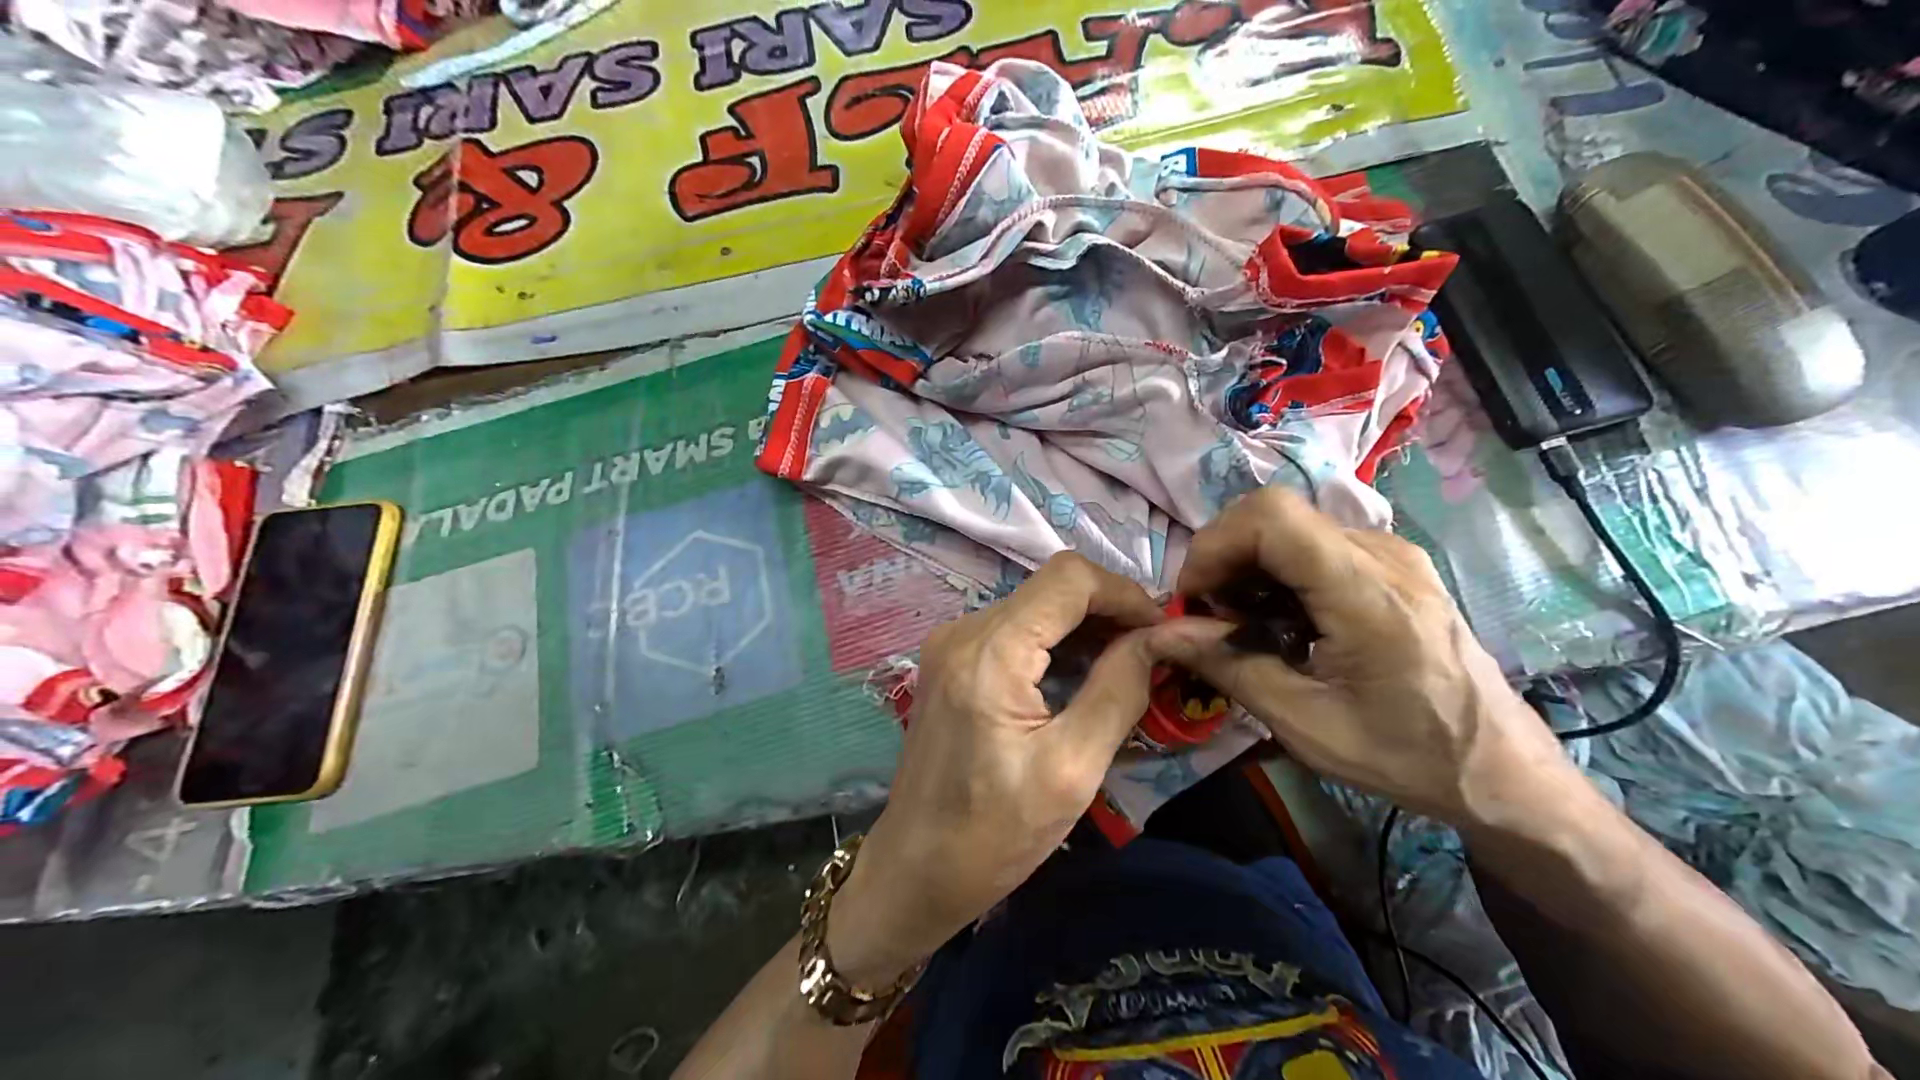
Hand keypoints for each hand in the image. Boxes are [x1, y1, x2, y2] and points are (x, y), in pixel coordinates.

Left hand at [826, 553, 1165, 986]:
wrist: (915, 870)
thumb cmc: (993, 835)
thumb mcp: (1071, 770)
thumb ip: (1119, 690)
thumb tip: (1164, 636)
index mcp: (989, 652)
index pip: (1069, 578)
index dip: (1124, 593)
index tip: (1163, 630)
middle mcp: (963, 630)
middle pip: (1052, 588)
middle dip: (1110, 610)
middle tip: (1155, 652)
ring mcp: (951, 643)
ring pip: (1035, 605)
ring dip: (1085, 627)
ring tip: (1129, 666)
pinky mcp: (951, 662)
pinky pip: (1014, 630)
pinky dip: (1056, 642)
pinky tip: (1083, 675)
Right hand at [1149, 487, 1569, 826]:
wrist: (1501, 769)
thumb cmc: (1405, 754)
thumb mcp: (1305, 724)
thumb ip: (1229, 667)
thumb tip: (1159, 633)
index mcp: (1367, 594)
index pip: (1272, 517)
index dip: (1215, 545)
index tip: (1195, 600)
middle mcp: (1383, 555)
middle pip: (1274, 513)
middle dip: (1222, 556)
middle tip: (1210, 616)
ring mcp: (1392, 554)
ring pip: (1290, 525)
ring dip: (1247, 563)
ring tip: (1242, 623)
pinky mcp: (1393, 564)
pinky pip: (1314, 543)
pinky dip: (1276, 570)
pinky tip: (1279, 618)